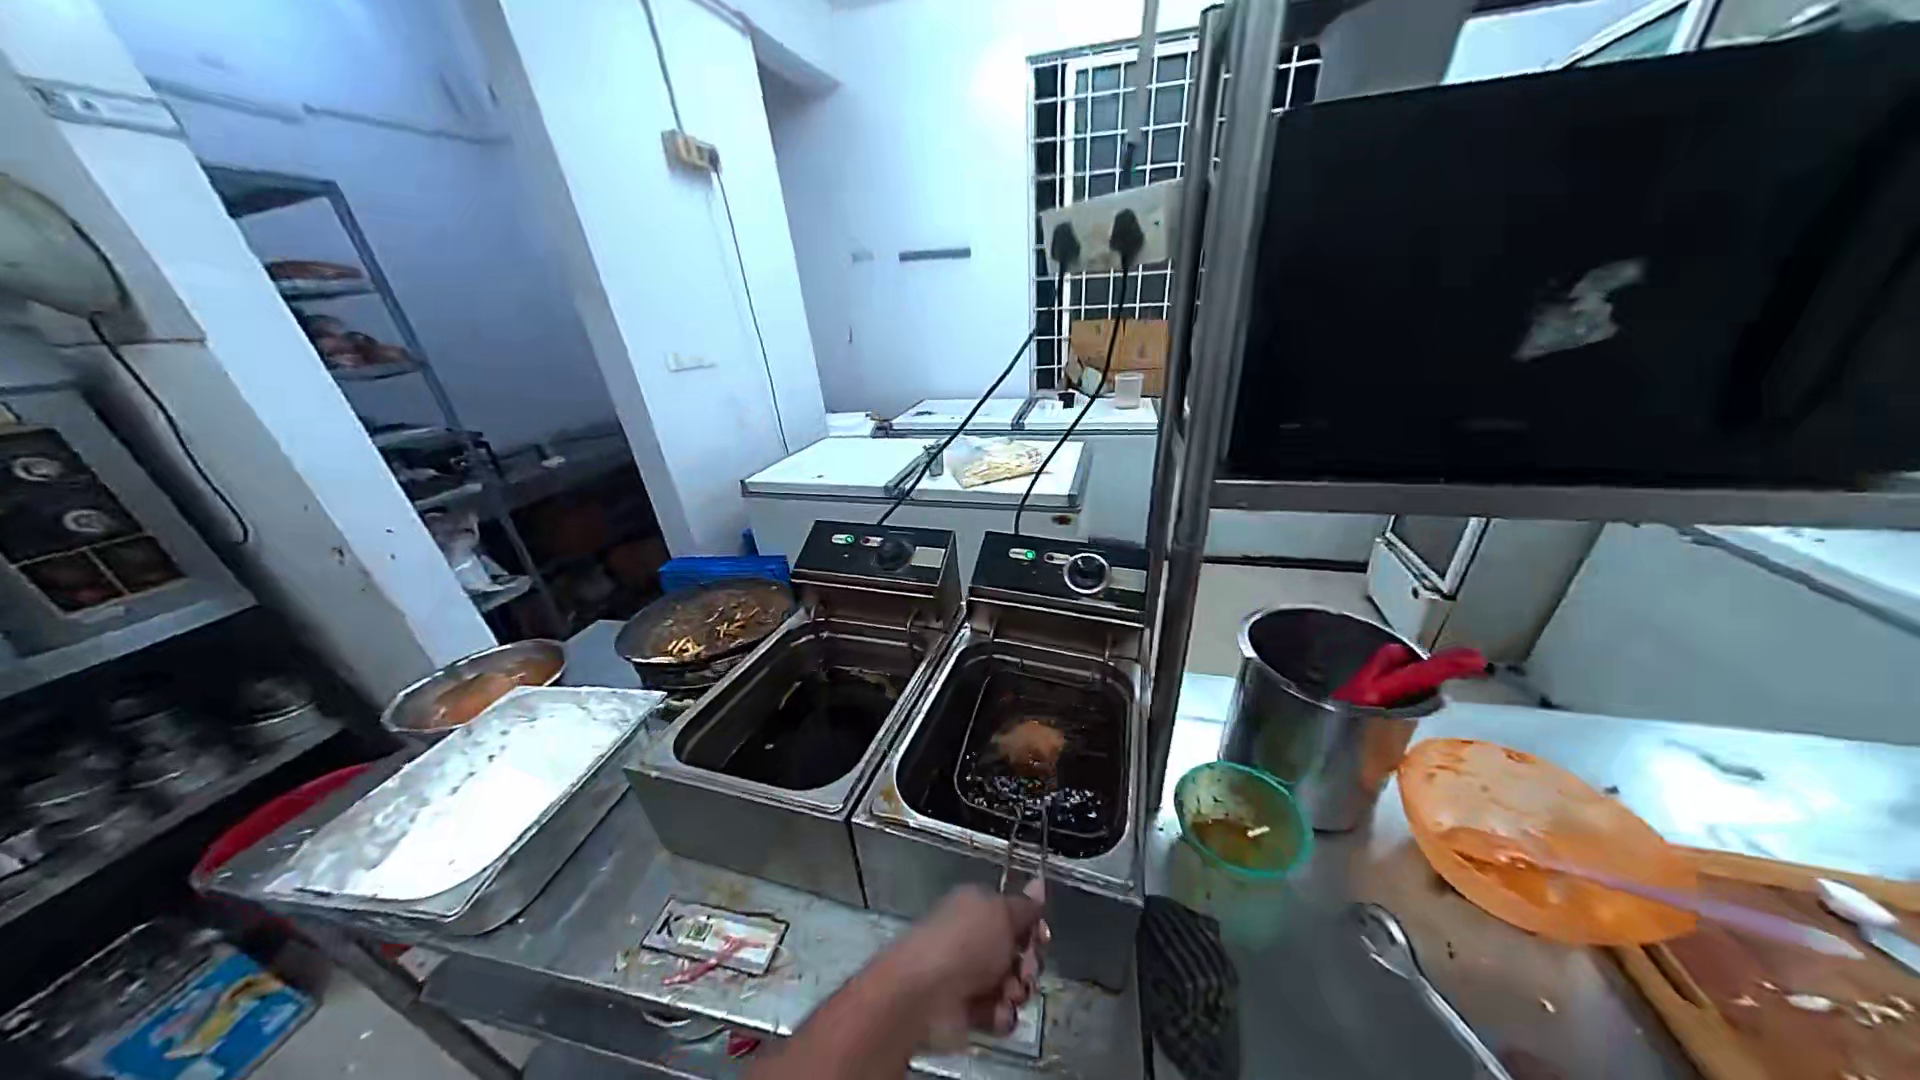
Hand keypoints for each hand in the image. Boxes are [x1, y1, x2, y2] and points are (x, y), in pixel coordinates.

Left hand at [883, 882, 1046, 1047]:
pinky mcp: (969, 1011)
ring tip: (1007, 993)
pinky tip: (994, 1012)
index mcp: (978, 907)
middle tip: (1025, 969)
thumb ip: (1025, 905)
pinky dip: (1001, 1015)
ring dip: (1018, 991)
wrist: (924, 994)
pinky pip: (1000, 1014)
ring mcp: (971, 976)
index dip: (1034, 926)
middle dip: (1030, 963)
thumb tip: (1039, 882)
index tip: (1042, 936)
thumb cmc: (964, 942)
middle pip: (1020, 952)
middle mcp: (975, 939)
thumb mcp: (1001, 913)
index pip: (1016, 915)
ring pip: (1014, 985)